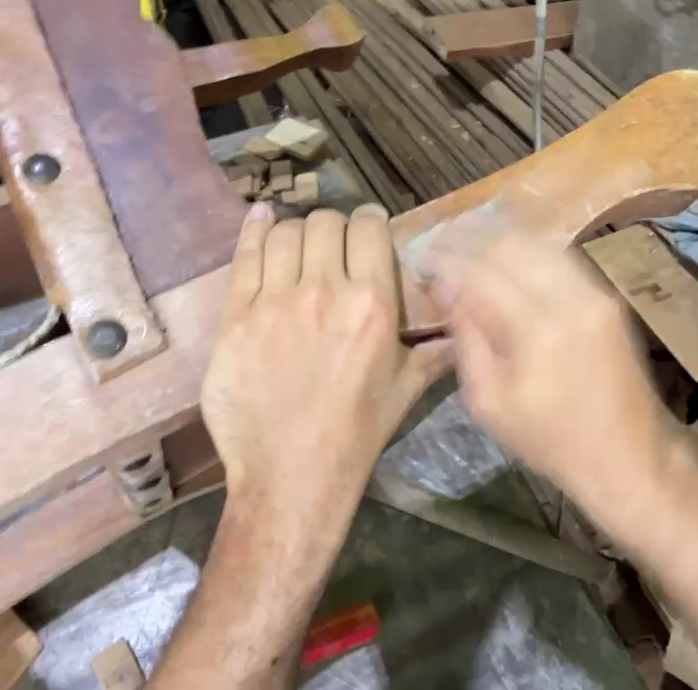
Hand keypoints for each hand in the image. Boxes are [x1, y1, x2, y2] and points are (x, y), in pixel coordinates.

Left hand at [204, 202, 449, 526]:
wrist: (290, 476)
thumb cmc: (356, 435)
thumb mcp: (406, 389)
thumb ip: (434, 349)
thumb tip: (463, 326)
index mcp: (371, 304)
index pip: (368, 228)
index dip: (368, 220)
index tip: (366, 227)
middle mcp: (323, 292)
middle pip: (324, 223)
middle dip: (332, 227)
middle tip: (331, 245)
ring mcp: (273, 302)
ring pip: (284, 234)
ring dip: (295, 232)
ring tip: (298, 247)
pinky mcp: (234, 317)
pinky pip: (244, 258)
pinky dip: (253, 232)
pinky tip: (260, 219)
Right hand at [425, 226, 680, 514]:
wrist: (629, 455)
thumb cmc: (550, 440)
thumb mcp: (489, 403)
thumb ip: (466, 338)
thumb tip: (444, 289)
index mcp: (536, 331)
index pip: (479, 273)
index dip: (445, 262)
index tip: (422, 263)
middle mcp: (569, 299)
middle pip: (508, 245)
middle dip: (468, 242)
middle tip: (441, 251)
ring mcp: (594, 292)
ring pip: (535, 242)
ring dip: (496, 242)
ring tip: (468, 251)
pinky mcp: (606, 295)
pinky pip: (557, 257)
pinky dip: (525, 253)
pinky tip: (505, 263)